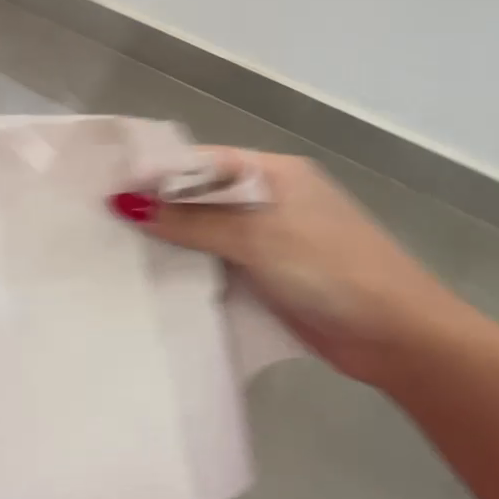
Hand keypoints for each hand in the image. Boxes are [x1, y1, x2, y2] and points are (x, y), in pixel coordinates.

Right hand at [110, 147, 462, 383]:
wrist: (400, 337)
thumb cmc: (330, 270)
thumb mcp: (256, 237)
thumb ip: (189, 220)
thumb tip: (123, 204)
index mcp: (273, 173)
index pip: (198, 162)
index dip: (153, 174)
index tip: (104, 190)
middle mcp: (269, 199)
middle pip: (198, 196)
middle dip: (154, 209)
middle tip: (98, 223)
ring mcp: (270, 239)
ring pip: (205, 233)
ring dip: (169, 242)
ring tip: (112, 250)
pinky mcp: (268, 276)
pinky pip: (216, 264)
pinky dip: (189, 269)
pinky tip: (151, 279)